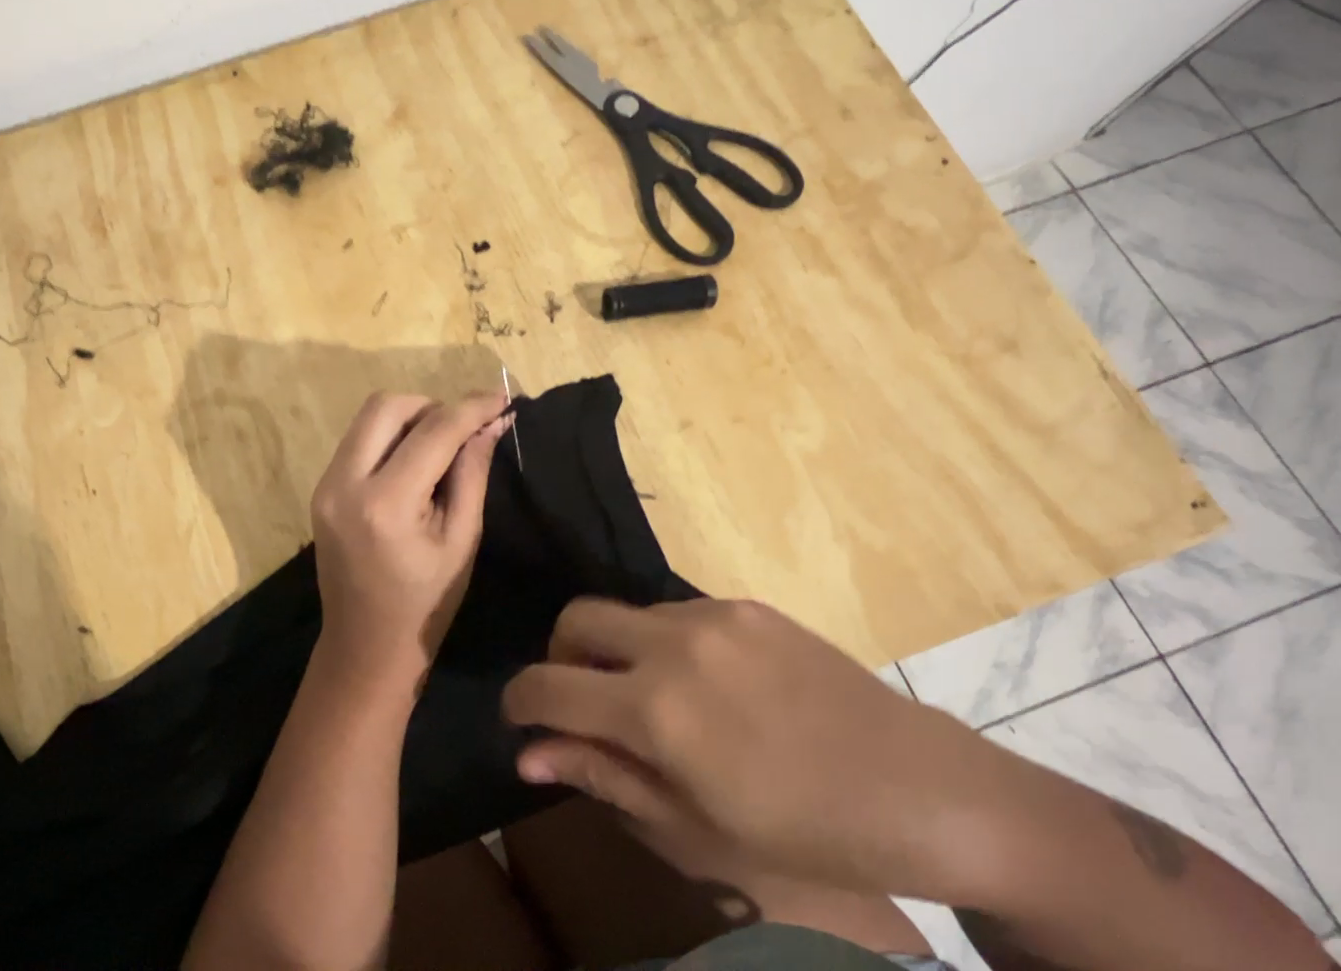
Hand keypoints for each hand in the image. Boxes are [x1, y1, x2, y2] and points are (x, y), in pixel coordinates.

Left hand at [310, 391, 510, 689]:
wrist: (365, 645)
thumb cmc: (425, 603)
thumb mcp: (461, 540)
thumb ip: (472, 474)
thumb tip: (490, 423)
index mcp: (385, 504)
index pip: (433, 431)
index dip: (471, 408)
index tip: (502, 398)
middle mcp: (345, 484)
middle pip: (386, 406)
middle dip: (432, 405)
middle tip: (464, 429)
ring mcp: (325, 485)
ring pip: (367, 419)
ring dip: (409, 419)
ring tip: (442, 446)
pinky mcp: (321, 491)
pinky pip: (357, 442)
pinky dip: (388, 438)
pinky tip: (414, 464)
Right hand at [502, 597, 1041, 896]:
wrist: (923, 791)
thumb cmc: (802, 833)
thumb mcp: (691, 827)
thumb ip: (602, 776)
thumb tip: (527, 754)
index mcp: (655, 710)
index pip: (546, 686)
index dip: (517, 703)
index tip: (519, 723)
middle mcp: (673, 644)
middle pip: (575, 620)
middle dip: (559, 658)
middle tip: (581, 705)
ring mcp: (715, 617)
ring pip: (626, 613)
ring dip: (613, 649)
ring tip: (651, 701)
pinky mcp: (749, 606)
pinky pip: (676, 613)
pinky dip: (661, 642)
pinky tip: (703, 686)